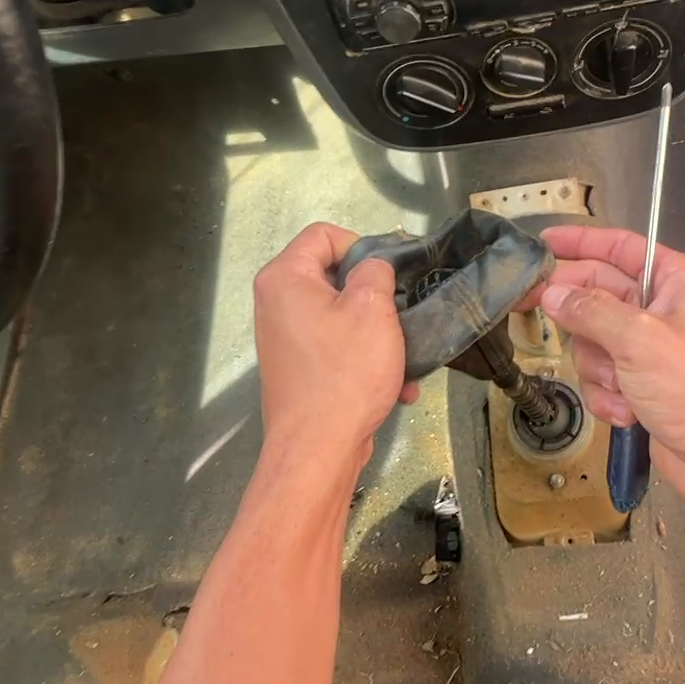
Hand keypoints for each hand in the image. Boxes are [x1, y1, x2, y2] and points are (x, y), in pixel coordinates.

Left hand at [253, 223, 417, 468]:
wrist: (319, 449)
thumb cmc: (345, 372)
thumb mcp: (372, 309)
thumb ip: (375, 272)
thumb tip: (372, 268)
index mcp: (285, 278)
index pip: (323, 235)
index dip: (361, 245)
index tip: (389, 274)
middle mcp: (277, 303)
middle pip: (335, 276)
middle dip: (376, 297)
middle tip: (403, 314)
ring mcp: (287, 339)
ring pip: (343, 317)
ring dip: (380, 335)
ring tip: (407, 358)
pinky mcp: (300, 369)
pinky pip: (339, 348)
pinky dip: (367, 360)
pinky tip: (398, 386)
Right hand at [529, 225, 684, 519]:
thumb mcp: (641, 341)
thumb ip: (591, 312)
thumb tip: (553, 295)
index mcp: (676, 282)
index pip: (620, 247)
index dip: (581, 242)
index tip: (545, 241)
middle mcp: (662, 309)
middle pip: (598, 295)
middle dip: (577, 315)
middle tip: (532, 305)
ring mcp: (650, 349)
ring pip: (593, 341)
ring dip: (598, 368)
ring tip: (621, 385)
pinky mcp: (641, 384)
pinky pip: (602, 377)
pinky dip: (607, 396)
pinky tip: (628, 411)